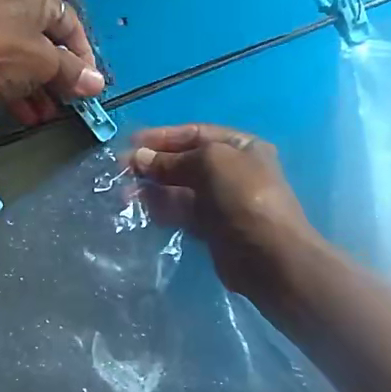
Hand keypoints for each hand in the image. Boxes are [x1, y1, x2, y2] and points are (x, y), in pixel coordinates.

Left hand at [0, 0, 103, 125]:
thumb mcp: (42, 64)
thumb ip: (72, 72)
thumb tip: (97, 83)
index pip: (70, 23)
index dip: (83, 59)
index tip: (89, 89)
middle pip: (41, 37)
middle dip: (55, 76)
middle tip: (62, 105)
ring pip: (15, 51)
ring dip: (32, 85)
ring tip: (38, 115)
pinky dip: (5, 81)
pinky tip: (11, 108)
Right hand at [129, 125, 318, 297]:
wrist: (269, 257)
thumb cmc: (244, 197)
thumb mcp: (210, 163)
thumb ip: (172, 160)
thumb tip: (139, 158)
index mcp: (241, 146)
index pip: (195, 134)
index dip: (162, 137)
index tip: (130, 143)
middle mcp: (232, 170)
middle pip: (185, 161)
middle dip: (154, 164)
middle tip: (121, 171)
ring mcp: (222, 201)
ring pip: (180, 189)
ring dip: (153, 188)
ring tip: (124, 193)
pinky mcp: (212, 229)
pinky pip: (182, 213)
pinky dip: (162, 210)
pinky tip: (142, 209)